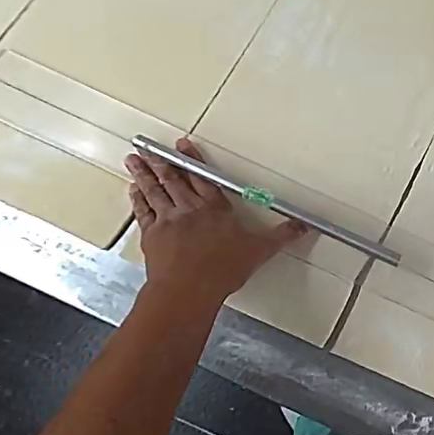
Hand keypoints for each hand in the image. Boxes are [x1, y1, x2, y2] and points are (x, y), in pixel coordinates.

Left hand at [124, 137, 307, 304]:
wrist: (188, 288)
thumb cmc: (222, 269)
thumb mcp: (260, 250)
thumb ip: (281, 235)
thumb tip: (301, 227)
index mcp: (215, 208)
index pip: (203, 177)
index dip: (192, 159)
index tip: (183, 146)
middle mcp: (189, 209)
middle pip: (174, 179)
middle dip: (162, 161)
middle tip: (150, 147)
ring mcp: (168, 220)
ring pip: (154, 190)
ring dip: (143, 174)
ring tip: (134, 159)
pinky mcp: (152, 235)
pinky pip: (143, 211)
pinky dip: (138, 199)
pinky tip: (133, 190)